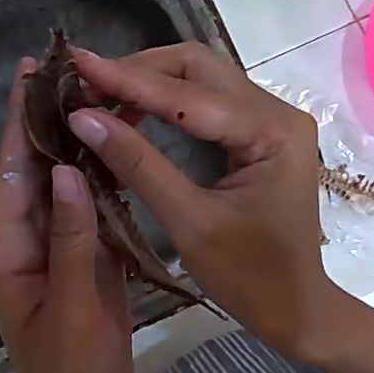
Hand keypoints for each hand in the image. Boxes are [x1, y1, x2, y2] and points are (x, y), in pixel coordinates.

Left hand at [0, 58, 133, 372]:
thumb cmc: (71, 369)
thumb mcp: (73, 305)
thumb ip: (71, 240)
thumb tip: (69, 172)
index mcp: (8, 249)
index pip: (10, 175)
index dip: (18, 125)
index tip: (27, 77)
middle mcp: (24, 239)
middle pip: (31, 171)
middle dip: (42, 122)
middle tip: (61, 70)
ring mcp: (52, 246)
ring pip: (58, 184)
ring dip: (71, 142)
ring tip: (91, 94)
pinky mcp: (78, 255)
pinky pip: (84, 207)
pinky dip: (96, 176)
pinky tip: (112, 147)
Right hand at [66, 43, 342, 359]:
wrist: (295, 308)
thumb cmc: (248, 276)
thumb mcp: (187, 222)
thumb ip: (137, 165)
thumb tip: (82, 119)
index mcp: (270, 132)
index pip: (186, 93)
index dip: (126, 79)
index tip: (77, 64)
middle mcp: (276, 111)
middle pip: (196, 66)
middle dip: (136, 70)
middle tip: (85, 84)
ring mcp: (269, 119)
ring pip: (198, 77)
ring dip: (147, 80)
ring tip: (99, 96)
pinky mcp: (257, 132)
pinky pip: (203, 99)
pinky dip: (162, 100)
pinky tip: (130, 113)